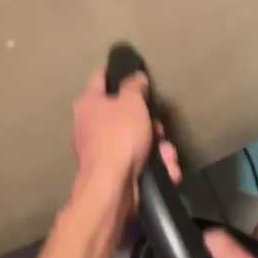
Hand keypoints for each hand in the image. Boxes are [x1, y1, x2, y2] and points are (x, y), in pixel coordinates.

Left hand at [71, 68, 178, 212]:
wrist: (109, 188)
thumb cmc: (119, 137)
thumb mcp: (132, 103)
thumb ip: (135, 87)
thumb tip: (135, 77)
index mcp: (88, 103)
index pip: (99, 77)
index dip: (114, 71)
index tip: (130, 69)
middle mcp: (88, 125)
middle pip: (123, 114)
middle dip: (148, 122)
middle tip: (160, 128)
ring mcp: (98, 151)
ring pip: (134, 140)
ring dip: (156, 147)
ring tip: (169, 156)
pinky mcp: (110, 174)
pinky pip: (136, 161)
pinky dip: (153, 165)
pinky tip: (168, 172)